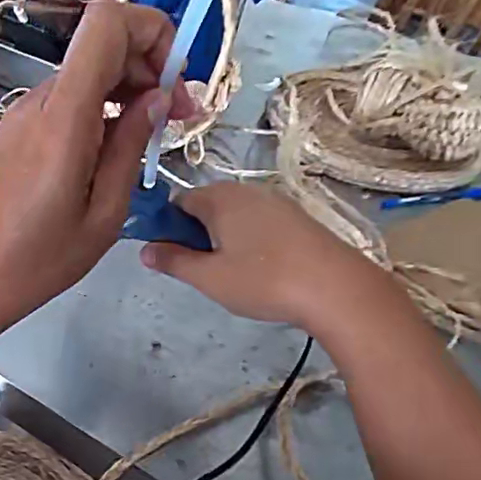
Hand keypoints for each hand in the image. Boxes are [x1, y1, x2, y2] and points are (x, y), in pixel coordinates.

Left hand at [0, 0, 198, 350]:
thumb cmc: (43, 258)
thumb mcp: (106, 212)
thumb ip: (132, 144)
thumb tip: (158, 97)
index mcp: (64, 117)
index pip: (106, 23)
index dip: (151, 31)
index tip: (176, 81)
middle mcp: (40, 100)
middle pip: (101, 42)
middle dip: (150, 65)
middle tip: (178, 117)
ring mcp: (26, 110)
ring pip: (88, 69)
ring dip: (129, 88)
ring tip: (152, 136)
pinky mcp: (21, 126)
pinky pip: (71, 96)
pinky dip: (104, 106)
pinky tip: (117, 147)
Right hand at [139, 182, 383, 327]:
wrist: (336, 288)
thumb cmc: (264, 280)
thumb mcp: (208, 277)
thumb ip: (173, 261)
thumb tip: (144, 250)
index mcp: (219, 198)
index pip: (178, 202)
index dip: (168, 227)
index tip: (170, 256)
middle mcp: (246, 191)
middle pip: (207, 206)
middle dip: (196, 233)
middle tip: (202, 270)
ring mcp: (276, 201)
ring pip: (234, 216)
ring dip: (223, 239)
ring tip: (232, 273)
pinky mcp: (297, 218)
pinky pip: (259, 222)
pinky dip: (250, 240)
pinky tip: (261, 269)